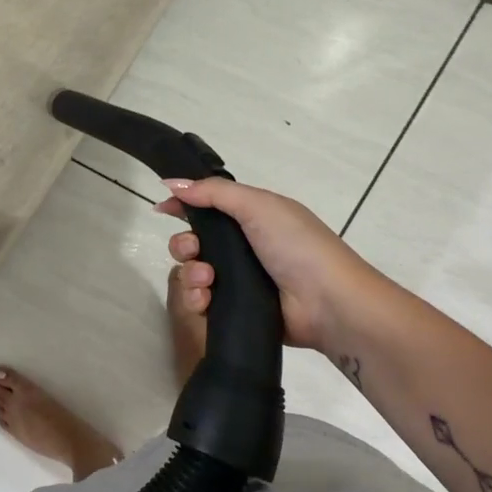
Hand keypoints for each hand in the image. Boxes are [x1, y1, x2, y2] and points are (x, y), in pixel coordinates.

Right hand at [157, 178, 386, 352]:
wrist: (330, 304)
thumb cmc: (298, 248)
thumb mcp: (259, 206)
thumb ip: (214, 192)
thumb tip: (172, 183)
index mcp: (250, 219)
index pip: (206, 208)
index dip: (182, 206)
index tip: (161, 210)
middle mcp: (242, 248)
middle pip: (191, 241)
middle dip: (183, 245)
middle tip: (194, 252)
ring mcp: (238, 280)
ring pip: (192, 272)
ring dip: (190, 274)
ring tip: (207, 281)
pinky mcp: (235, 308)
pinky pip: (200, 300)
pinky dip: (196, 299)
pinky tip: (205, 299)